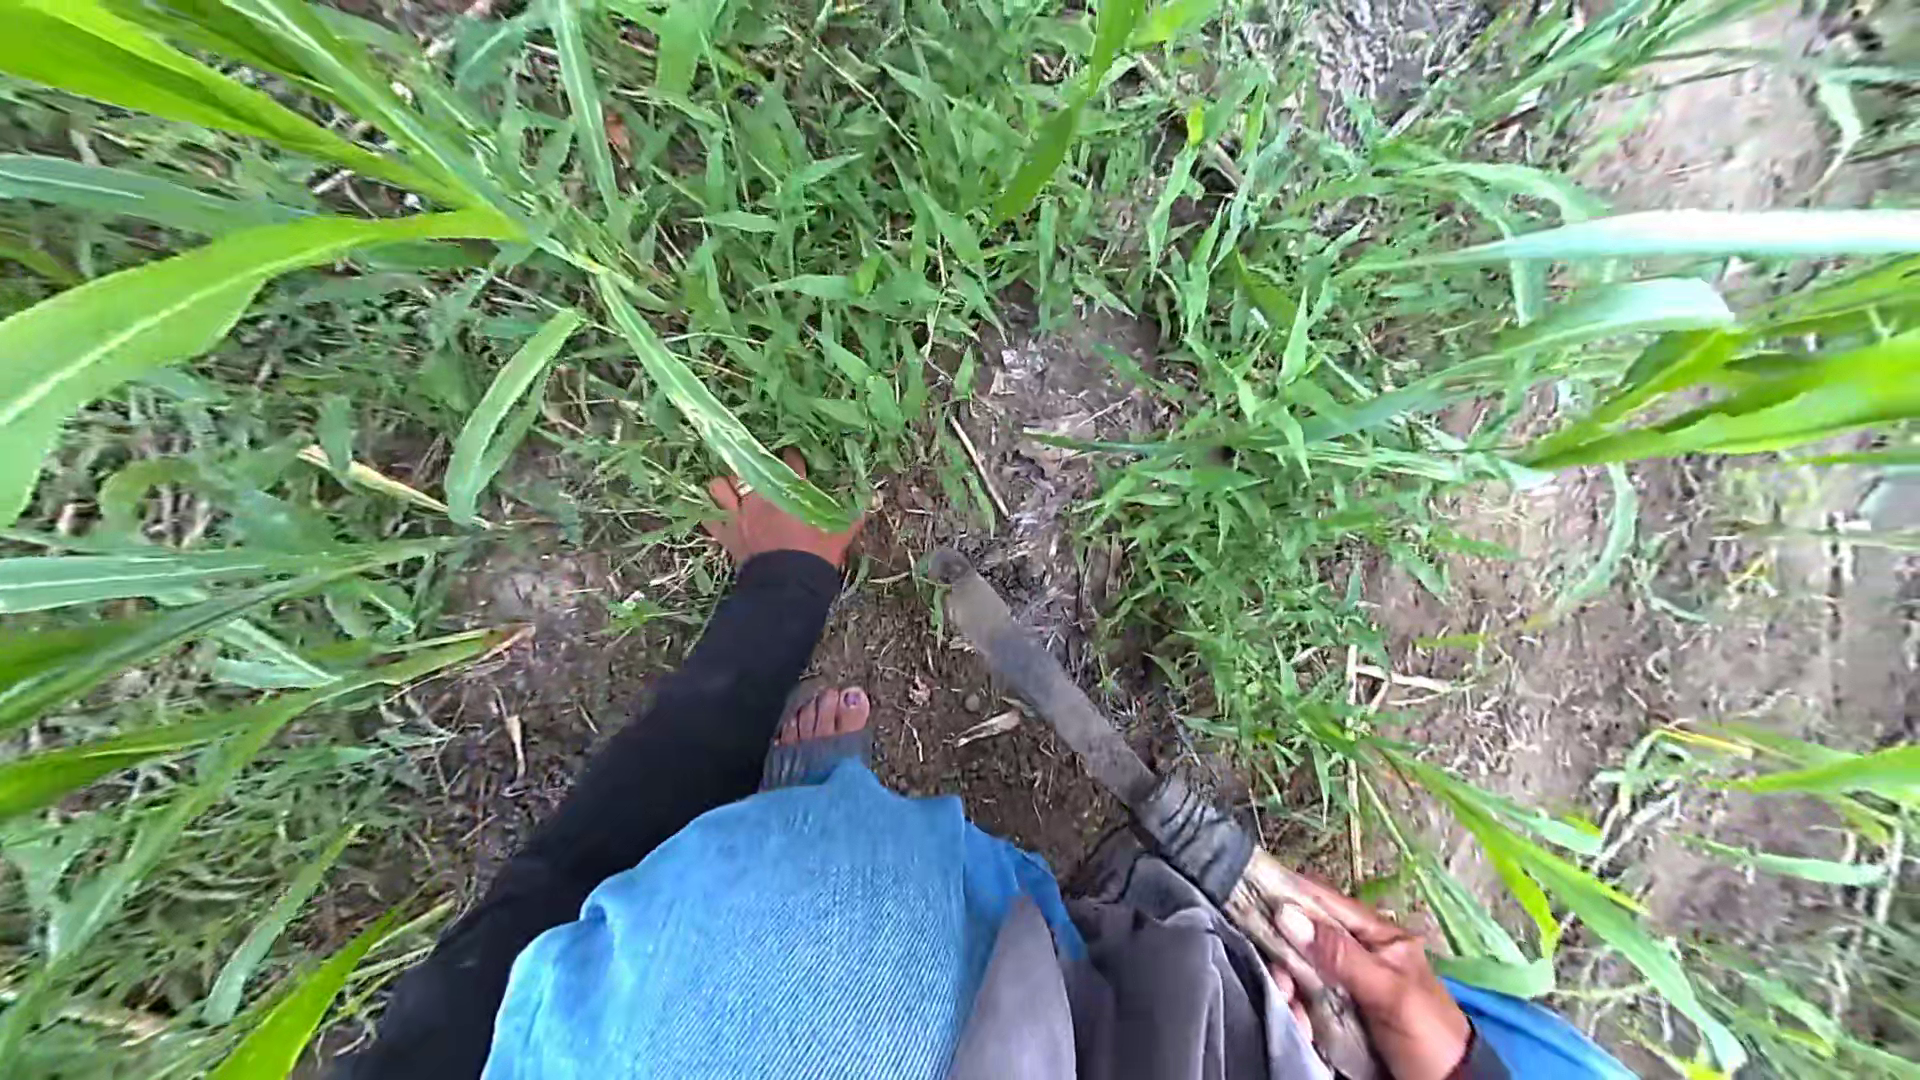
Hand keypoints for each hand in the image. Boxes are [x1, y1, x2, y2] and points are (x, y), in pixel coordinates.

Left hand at [702, 449, 863, 568]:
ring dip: (726, 486)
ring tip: (734, 488)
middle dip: (755, 468)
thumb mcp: (839, 536)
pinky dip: (713, 513)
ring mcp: (739, 515)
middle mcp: (760, 497)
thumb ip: (850, 517)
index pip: (789, 463)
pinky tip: (720, 512)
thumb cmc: (815, 558)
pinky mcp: (726, 535)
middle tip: (763, 474)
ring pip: (720, 486)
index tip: (795, 460)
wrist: (789, 587)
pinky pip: (710, 517)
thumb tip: (868, 502)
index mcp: (789, 492)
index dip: (792, 460)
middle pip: (749, 467)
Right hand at [1272, 876, 1470, 1079]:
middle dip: (1281, 950)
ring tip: (1289, 1004)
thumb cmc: (1431, 1040)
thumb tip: (1284, 912)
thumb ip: (1340, 953)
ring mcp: (1342, 983)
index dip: (1286, 892)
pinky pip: (1301, 998)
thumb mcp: (1391, 993)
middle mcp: (1352, 951)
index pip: (1321, 899)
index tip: (1247, 891)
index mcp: (1373, 934)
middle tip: (1276, 973)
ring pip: (1295, 966)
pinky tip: (1299, 1023)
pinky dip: (1294, 1009)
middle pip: (1300, 933)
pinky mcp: (1333, 1013)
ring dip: (1286, 984)